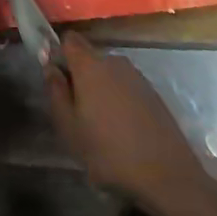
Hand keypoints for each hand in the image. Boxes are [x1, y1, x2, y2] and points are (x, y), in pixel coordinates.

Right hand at [45, 33, 216, 215]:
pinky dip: (119, 99)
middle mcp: (114, 62)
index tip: (56, 77)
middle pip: (89, 57)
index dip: (59, 52)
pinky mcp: (153, 93)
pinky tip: (122, 129)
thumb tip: (50, 65)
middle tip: (75, 109)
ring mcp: (137, 76)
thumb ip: (55, 91)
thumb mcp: (69, 128)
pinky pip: (126, 86)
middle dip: (79, 75)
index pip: (69, 39)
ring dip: (100, 88)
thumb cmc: (108, 152)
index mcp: (90, 65)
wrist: (167, 175)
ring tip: (99, 124)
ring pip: (108, 73)